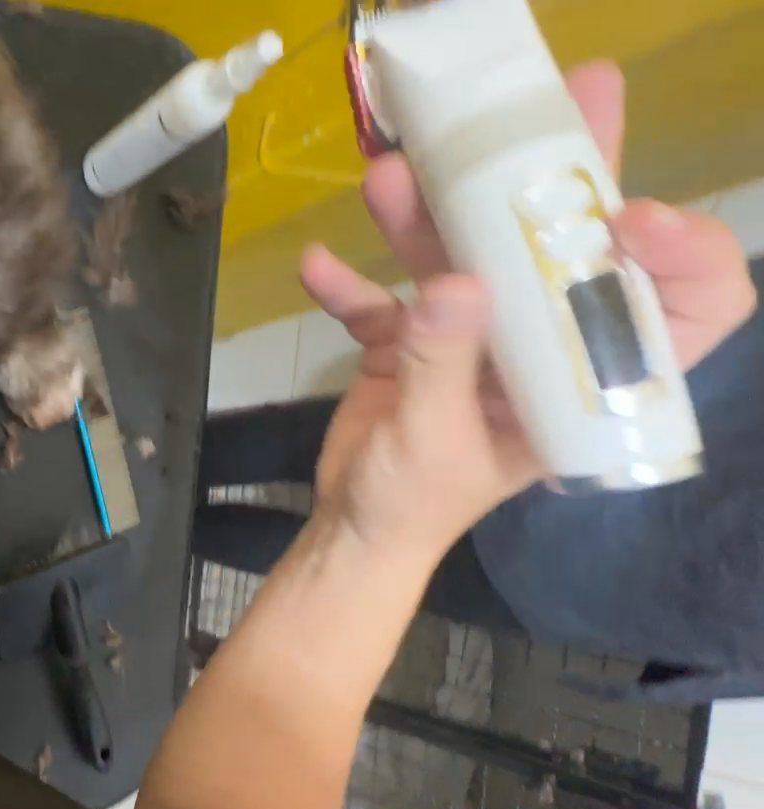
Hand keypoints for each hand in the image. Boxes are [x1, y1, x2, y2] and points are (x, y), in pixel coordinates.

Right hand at [303, 62, 755, 555]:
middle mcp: (541, 348)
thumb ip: (440, 366)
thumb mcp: (434, 443)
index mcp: (584, 383)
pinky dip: (348, 285)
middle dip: (567, 183)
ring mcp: (471, 341)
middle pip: (569, 255)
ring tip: (390, 173)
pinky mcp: (410, 345)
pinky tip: (317, 265)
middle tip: (570, 99)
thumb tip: (449, 284)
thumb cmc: (413, 503)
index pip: (674, 310)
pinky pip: (382, 303)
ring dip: (427, 221)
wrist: (353, 527)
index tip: (625, 217)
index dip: (674, 256)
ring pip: (464, 264)